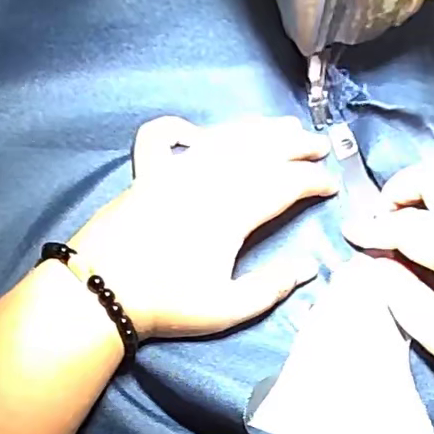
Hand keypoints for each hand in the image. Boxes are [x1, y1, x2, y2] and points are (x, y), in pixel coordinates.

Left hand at [65, 116, 336, 338]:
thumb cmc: (168, 304)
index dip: (312, 182)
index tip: (332, 185)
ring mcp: (175, 172)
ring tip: (284, 126)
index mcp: (232, 212)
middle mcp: (207, 180)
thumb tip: (308, 268)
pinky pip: (161, 138)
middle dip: (295, 146)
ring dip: (257, 130)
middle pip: (260, 152)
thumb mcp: (227, 307)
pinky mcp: (146, 175)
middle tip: (319, 146)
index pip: (283, 185)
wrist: (101, 290)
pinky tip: (198, 133)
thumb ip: (271, 287)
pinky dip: (181, 129)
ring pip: (223, 138)